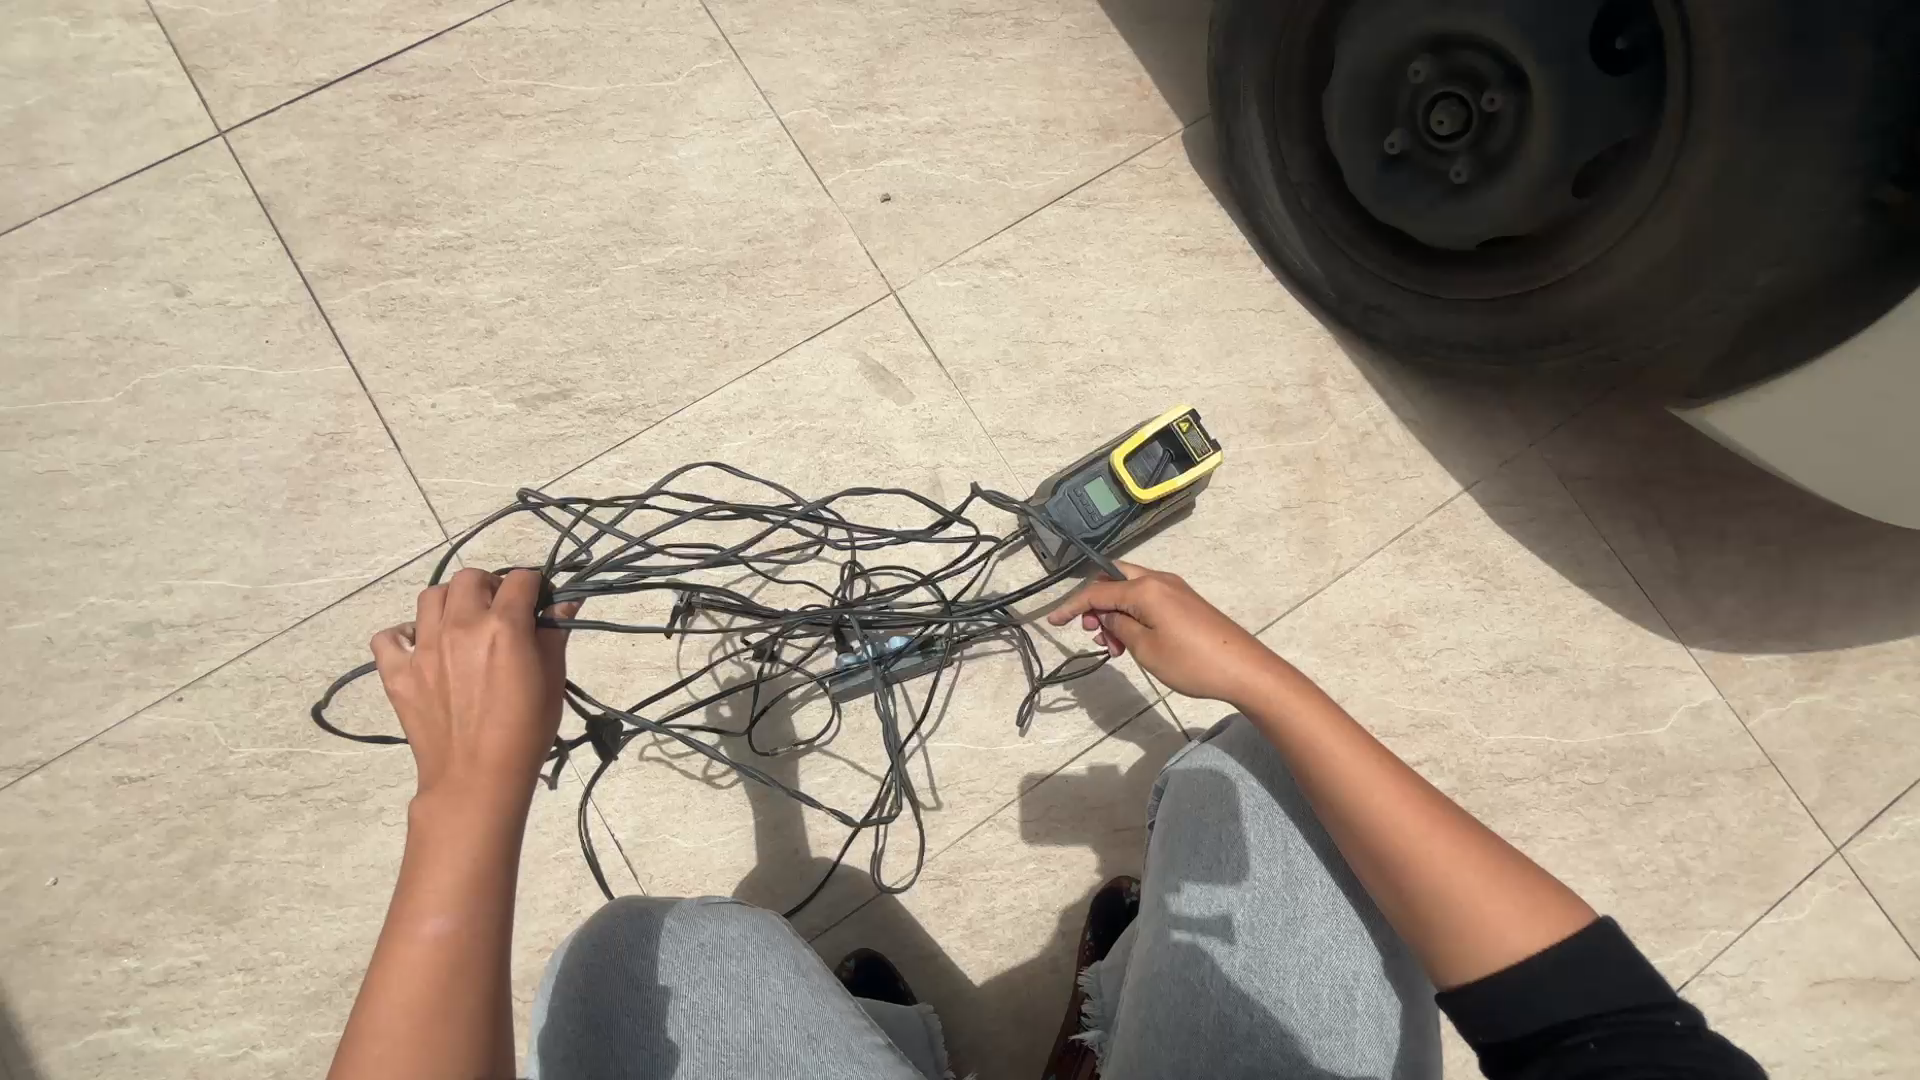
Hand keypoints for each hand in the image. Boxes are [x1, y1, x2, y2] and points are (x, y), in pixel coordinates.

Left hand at [370, 568, 577, 812]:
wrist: (479, 775)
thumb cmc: (528, 726)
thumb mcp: (553, 676)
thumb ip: (554, 633)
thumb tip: (564, 603)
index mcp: (504, 626)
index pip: (521, 579)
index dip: (536, 586)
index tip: (540, 602)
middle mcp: (460, 626)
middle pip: (470, 577)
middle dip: (492, 585)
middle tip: (503, 610)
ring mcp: (423, 648)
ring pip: (431, 596)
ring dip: (452, 601)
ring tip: (465, 623)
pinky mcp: (397, 672)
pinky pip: (389, 636)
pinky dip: (405, 634)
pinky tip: (425, 647)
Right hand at [1047, 561, 1279, 705]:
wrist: (1245, 670)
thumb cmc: (1191, 662)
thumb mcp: (1145, 649)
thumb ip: (1119, 626)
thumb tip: (1105, 614)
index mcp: (1144, 588)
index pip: (1096, 591)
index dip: (1071, 606)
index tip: (1052, 621)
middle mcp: (1158, 579)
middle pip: (1113, 579)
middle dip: (1095, 603)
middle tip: (1092, 632)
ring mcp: (1174, 588)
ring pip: (1130, 590)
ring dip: (1114, 613)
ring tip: (1115, 647)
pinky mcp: (1185, 601)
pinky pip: (1147, 598)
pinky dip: (1132, 614)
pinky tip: (1133, 640)